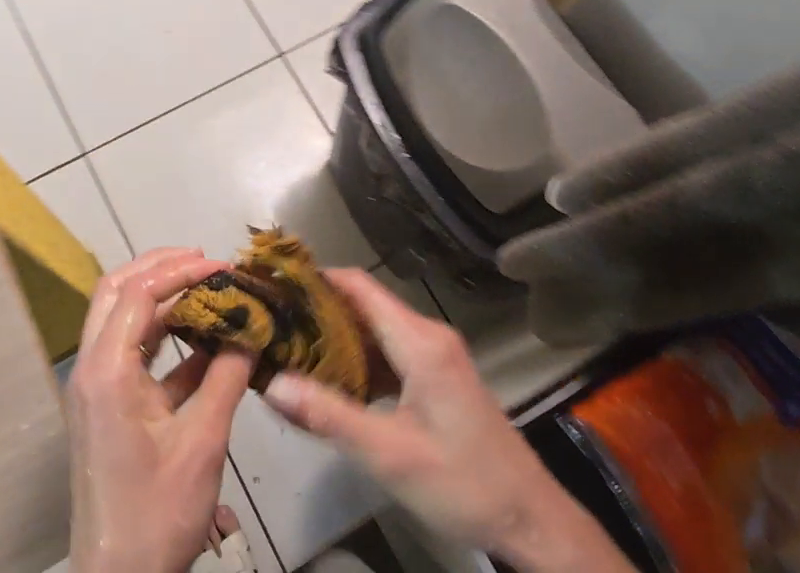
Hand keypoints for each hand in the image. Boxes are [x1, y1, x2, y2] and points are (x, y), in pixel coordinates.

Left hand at [68, 249, 254, 572]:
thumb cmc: (158, 511)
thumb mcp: (202, 442)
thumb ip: (226, 379)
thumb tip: (250, 332)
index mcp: (106, 371)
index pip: (136, 294)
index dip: (178, 271)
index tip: (220, 264)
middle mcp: (92, 368)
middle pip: (115, 292)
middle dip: (158, 269)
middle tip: (205, 261)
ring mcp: (95, 387)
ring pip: (120, 318)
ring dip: (159, 298)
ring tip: (205, 286)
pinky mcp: (107, 405)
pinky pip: (132, 354)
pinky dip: (163, 337)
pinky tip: (203, 338)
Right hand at [261, 269, 632, 572]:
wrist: (530, 520)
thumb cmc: (464, 483)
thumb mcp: (389, 455)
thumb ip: (329, 415)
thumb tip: (271, 383)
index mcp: (420, 342)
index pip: (359, 287)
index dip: (315, 279)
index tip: (273, 284)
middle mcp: (428, 337)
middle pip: (363, 306)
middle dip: (316, 311)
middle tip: (269, 322)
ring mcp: (435, 358)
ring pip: (374, 332)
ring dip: (333, 338)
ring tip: (285, 347)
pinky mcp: (436, 379)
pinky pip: (387, 355)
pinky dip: (355, 361)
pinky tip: (326, 381)